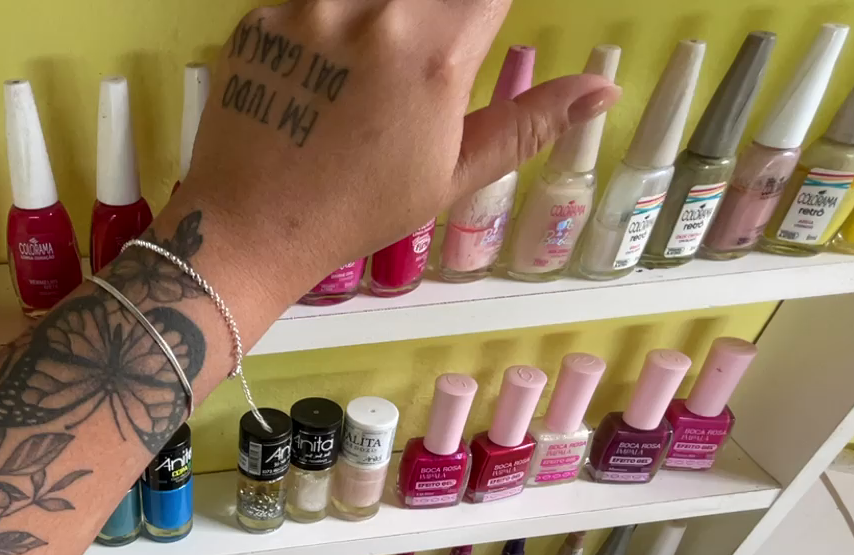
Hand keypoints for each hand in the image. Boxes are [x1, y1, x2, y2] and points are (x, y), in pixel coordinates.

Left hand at [174, 0, 618, 313]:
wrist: (250, 232)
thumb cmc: (353, 215)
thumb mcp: (446, 179)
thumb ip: (524, 125)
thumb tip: (603, 90)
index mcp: (435, 52)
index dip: (485, 6)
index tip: (474, 24)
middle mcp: (377, 9)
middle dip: (433, 15)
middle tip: (411, 70)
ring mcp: (311, 5)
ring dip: (379, 19)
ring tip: (366, 82)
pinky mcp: (262, 13)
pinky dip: (325, 18)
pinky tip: (316, 69)